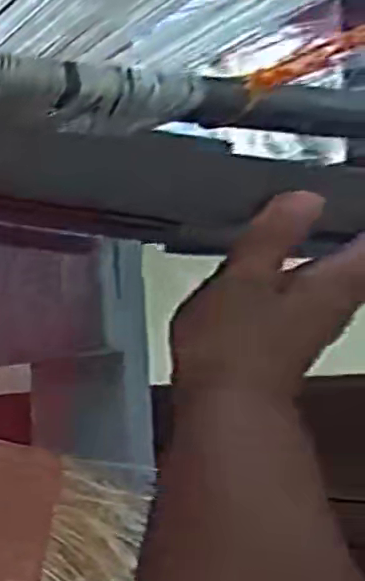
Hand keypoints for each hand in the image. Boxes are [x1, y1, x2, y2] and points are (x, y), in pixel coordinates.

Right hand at [170, 191, 364, 400]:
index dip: (361, 210)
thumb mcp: (239, 283)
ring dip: (333, 246)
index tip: (352, 187)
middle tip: (321, 206)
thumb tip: (303, 195)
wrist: (229, 393)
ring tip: (301, 224)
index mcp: (343, 276)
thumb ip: (268, 241)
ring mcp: (326, 310)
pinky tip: (281, 261)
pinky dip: (309, 264)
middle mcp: (349, 291)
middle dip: (351, 229)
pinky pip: (320, 282)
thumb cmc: (233, 338)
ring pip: (346, 266)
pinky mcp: (300, 323)